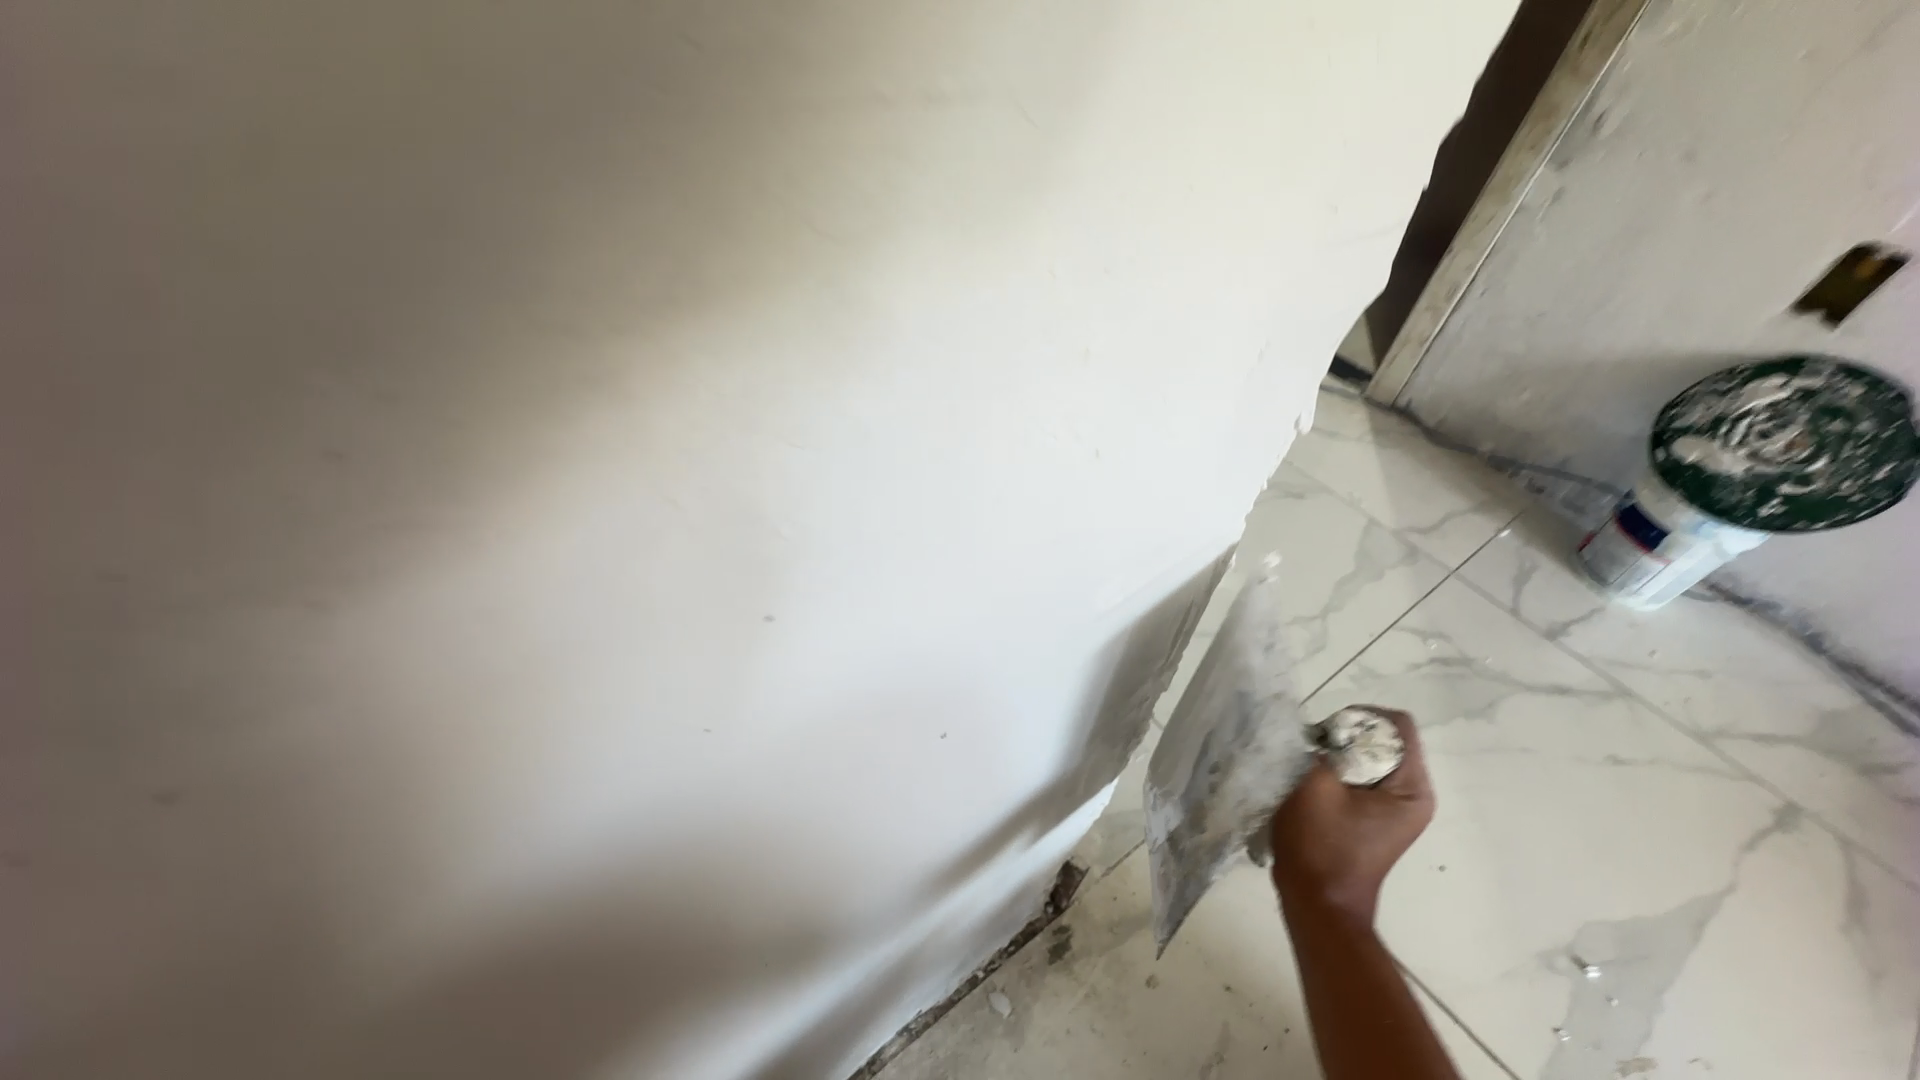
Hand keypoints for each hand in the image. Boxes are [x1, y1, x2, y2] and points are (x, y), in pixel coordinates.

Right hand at [1269, 708, 1433, 922]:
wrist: (1317, 902)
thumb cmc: (1320, 846)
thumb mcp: (1312, 786)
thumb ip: (1314, 749)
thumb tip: (1311, 734)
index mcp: (1412, 788)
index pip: (1397, 725)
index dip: (1359, 718)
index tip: (1325, 733)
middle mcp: (1414, 794)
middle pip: (1385, 739)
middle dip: (1346, 736)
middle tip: (1312, 750)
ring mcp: (1396, 807)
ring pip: (1369, 757)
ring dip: (1337, 755)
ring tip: (1309, 767)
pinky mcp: (1377, 816)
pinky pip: (1361, 776)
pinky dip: (1337, 771)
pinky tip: (1314, 785)